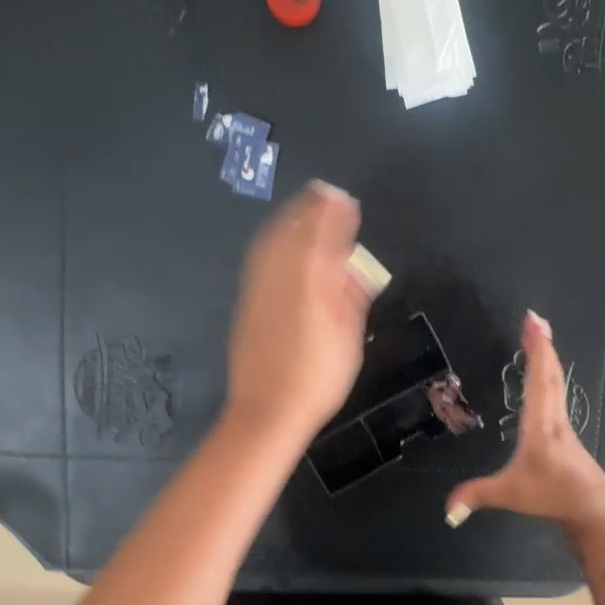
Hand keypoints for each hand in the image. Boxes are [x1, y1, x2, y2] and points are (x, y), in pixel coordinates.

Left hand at [226, 180, 373, 441]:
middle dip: (310, 209)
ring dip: (290, 220)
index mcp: (310, 281)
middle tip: (326, 194)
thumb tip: (357, 268)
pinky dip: (275, 239)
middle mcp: (280, 276)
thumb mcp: (348, 338)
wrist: (267, 410)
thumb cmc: (317, 378)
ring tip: (306, 209)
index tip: (345, 200)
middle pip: (294, 230)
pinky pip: (261, 257)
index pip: (322, 235)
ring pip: (273, 240)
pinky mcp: (248, 302)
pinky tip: (282, 241)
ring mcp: (259, 288)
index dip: (334, 215)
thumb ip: (351, 296)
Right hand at [446, 311, 604, 533]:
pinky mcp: (566, 432)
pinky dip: (549, 376)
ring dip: (547, 358)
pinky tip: (545, 375)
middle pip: (549, 374)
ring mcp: (562, 424)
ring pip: (555, 383)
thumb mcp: (511, 495)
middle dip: (542, 345)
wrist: (592, 509)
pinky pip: (556, 394)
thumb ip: (477, 496)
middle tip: (535, 318)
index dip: (536, 351)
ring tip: (541, 337)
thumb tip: (447, 510)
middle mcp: (554, 417)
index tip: (534, 324)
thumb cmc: (552, 496)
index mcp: (540, 425)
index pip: (538, 380)